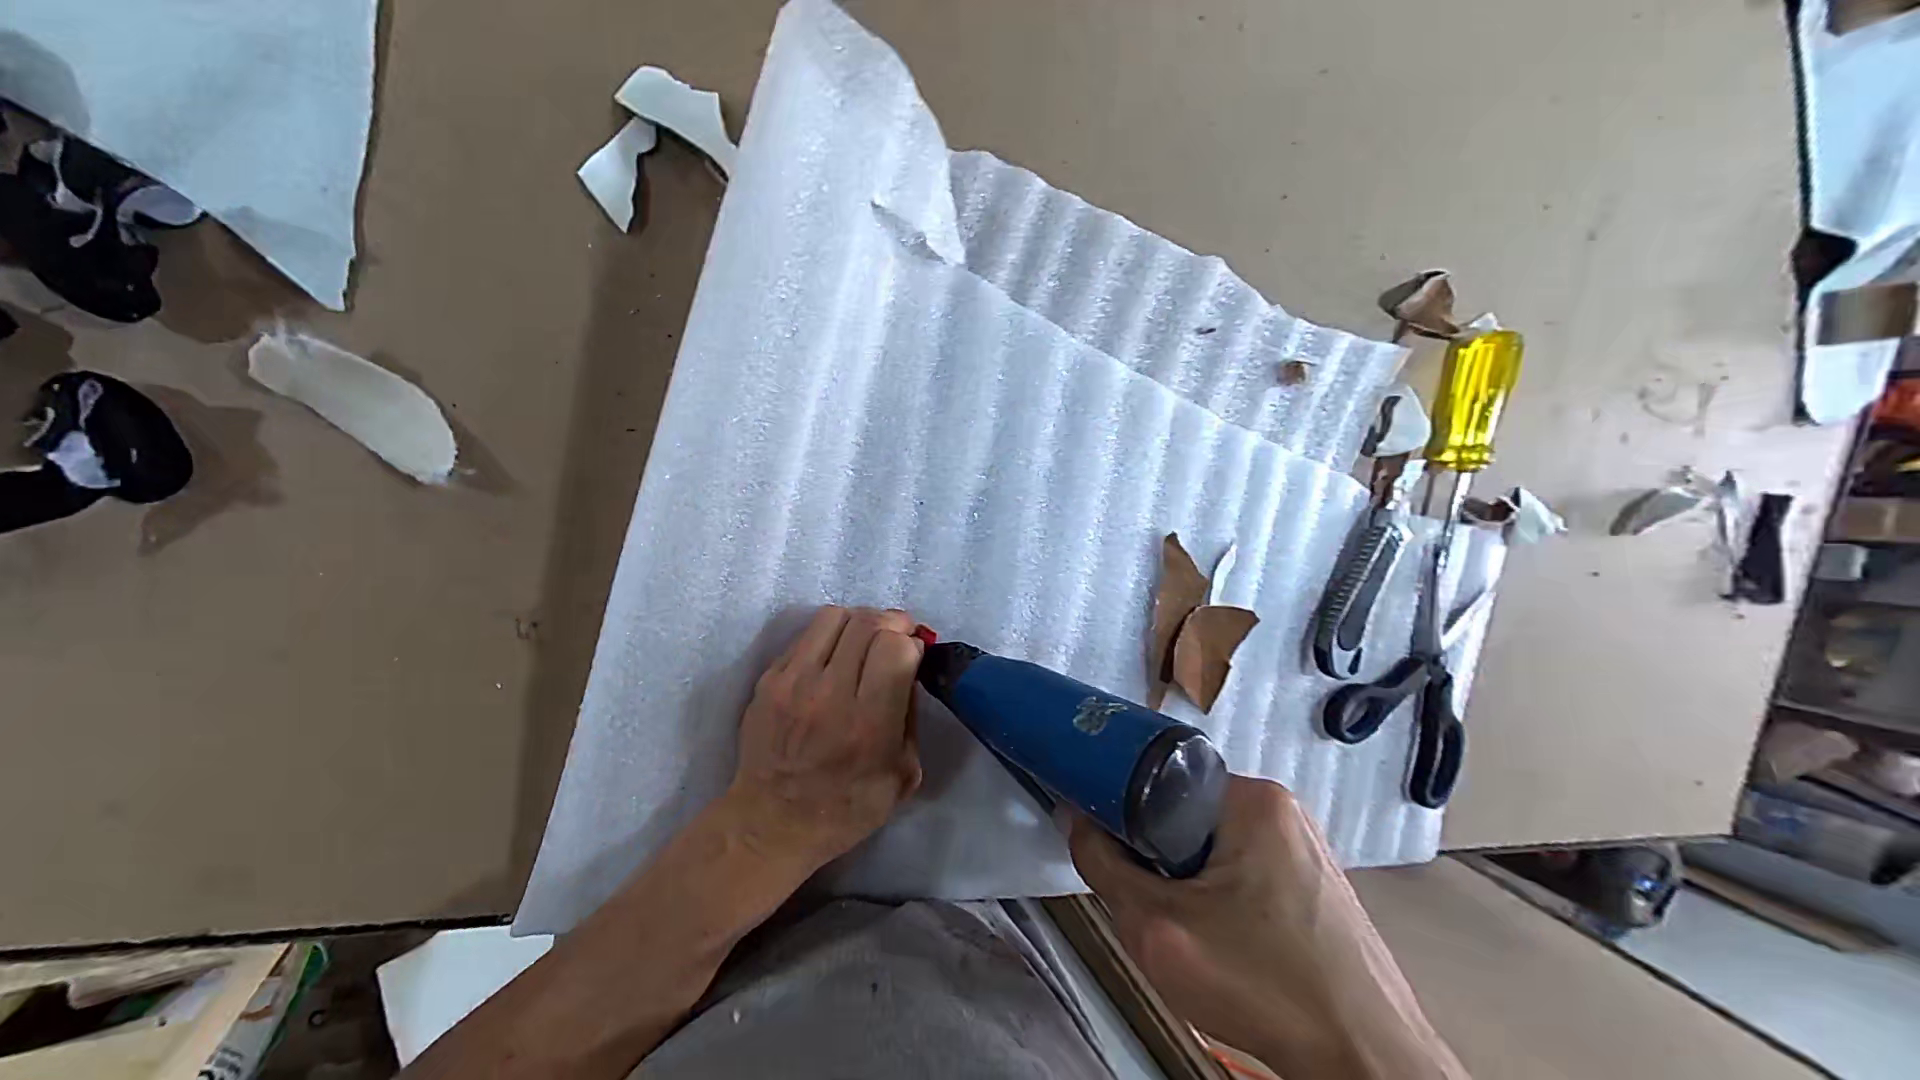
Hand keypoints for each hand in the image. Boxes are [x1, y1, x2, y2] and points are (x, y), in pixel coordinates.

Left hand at [727, 606, 924, 869]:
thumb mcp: (903, 774)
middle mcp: (829, 696)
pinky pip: (807, 634)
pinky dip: (831, 635)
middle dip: (893, 622)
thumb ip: (911, 716)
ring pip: (836, 617)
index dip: (912, 642)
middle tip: (899, 636)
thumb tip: (911, 666)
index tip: (916, 652)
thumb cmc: (847, 808)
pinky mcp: (769, 680)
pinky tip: (835, 656)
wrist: (772, 822)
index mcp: (868, 724)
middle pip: (868, 624)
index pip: (895, 648)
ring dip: (860, 622)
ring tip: (866, 640)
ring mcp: (793, 683)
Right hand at [1071, 776, 1463, 1079]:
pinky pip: (1244, 863)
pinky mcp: (1314, 875)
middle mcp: (1280, 805)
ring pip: (1211, 841)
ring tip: (1189, 925)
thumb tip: (1074, 816)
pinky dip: (1221, 890)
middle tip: (1154, 904)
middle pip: (1184, 812)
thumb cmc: (1260, 984)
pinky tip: (1225, 937)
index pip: (1159, 781)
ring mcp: (1303, 841)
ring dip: (1187, 876)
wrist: (1366, 1061)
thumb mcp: (1155, 927)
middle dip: (1158, 855)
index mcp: (1250, 797)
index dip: (1124, 813)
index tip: (1110, 850)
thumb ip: (1101, 864)